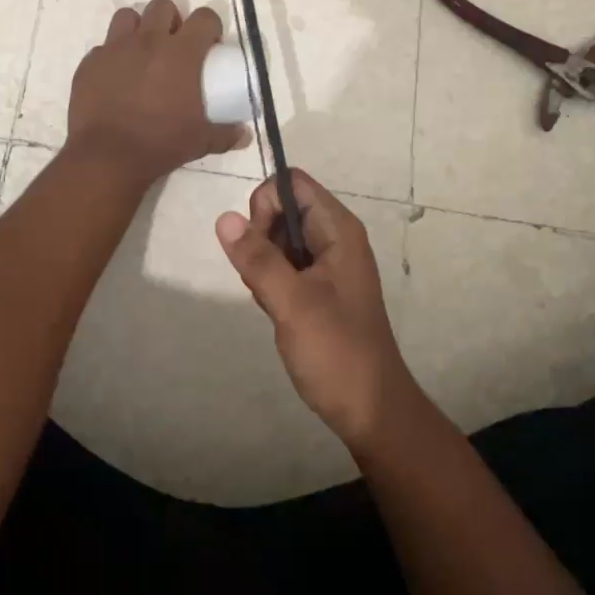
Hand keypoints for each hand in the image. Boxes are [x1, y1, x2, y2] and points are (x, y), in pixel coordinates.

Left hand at [67, 0, 245, 184]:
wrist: (108, 155)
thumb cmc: (161, 143)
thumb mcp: (201, 141)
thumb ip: (225, 134)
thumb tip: (244, 134)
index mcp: (181, 53)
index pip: (204, 17)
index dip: (210, 26)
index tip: (210, 43)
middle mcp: (148, 41)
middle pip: (163, 6)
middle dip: (172, 20)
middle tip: (174, 44)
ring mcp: (116, 48)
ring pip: (127, 16)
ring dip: (138, 27)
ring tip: (142, 51)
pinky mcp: (90, 62)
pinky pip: (103, 47)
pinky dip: (113, 55)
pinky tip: (116, 76)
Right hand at [217, 170, 417, 450]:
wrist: (370, 410)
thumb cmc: (336, 352)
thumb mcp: (292, 302)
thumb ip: (257, 258)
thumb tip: (224, 218)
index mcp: (338, 230)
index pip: (292, 183)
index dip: (266, 204)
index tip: (259, 245)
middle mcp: (334, 239)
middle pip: (282, 208)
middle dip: (260, 237)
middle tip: (264, 281)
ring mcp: (327, 265)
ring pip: (278, 239)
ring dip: (263, 263)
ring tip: (273, 302)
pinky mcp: (318, 289)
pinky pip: (284, 266)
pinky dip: (271, 282)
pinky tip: (276, 311)